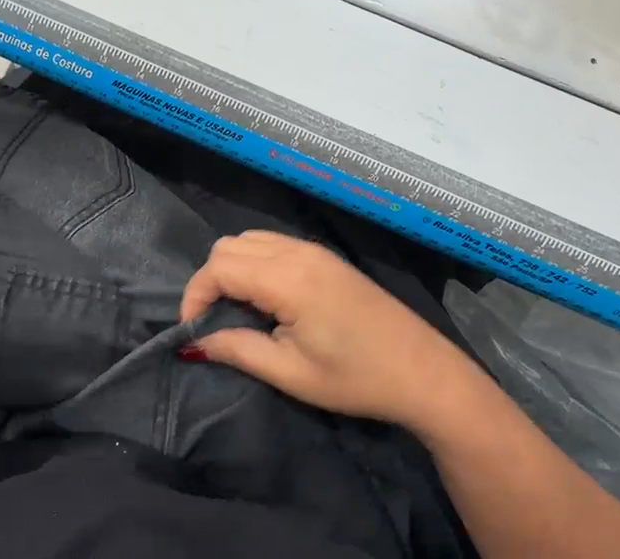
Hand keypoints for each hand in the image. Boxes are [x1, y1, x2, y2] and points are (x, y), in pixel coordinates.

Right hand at [179, 231, 487, 429]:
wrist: (426, 374)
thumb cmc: (358, 379)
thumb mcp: (292, 374)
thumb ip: (239, 350)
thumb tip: (196, 342)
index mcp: (288, 278)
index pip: (219, 267)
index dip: (195, 295)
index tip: (192, 329)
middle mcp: (297, 252)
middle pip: (229, 246)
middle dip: (210, 279)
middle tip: (213, 319)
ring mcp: (314, 251)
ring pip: (248, 240)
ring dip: (231, 268)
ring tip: (237, 310)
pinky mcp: (325, 258)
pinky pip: (271, 244)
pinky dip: (253, 263)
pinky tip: (265, 299)